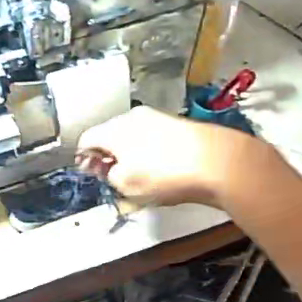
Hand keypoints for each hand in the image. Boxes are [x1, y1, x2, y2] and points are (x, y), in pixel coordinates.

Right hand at [76, 106, 284, 208]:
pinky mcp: (179, 126)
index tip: (91, 174)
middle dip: (108, 155)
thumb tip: (112, 170)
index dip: (84, 159)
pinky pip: (154, 139)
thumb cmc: (163, 174)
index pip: (86, 139)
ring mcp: (158, 118)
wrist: (216, 162)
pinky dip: (151, 153)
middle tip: (112, 177)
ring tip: (138, 177)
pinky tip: (160, 170)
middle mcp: (133, 117)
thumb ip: (109, 176)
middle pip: (110, 135)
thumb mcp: (125, 185)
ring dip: (130, 154)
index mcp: (113, 128)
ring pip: (133, 137)